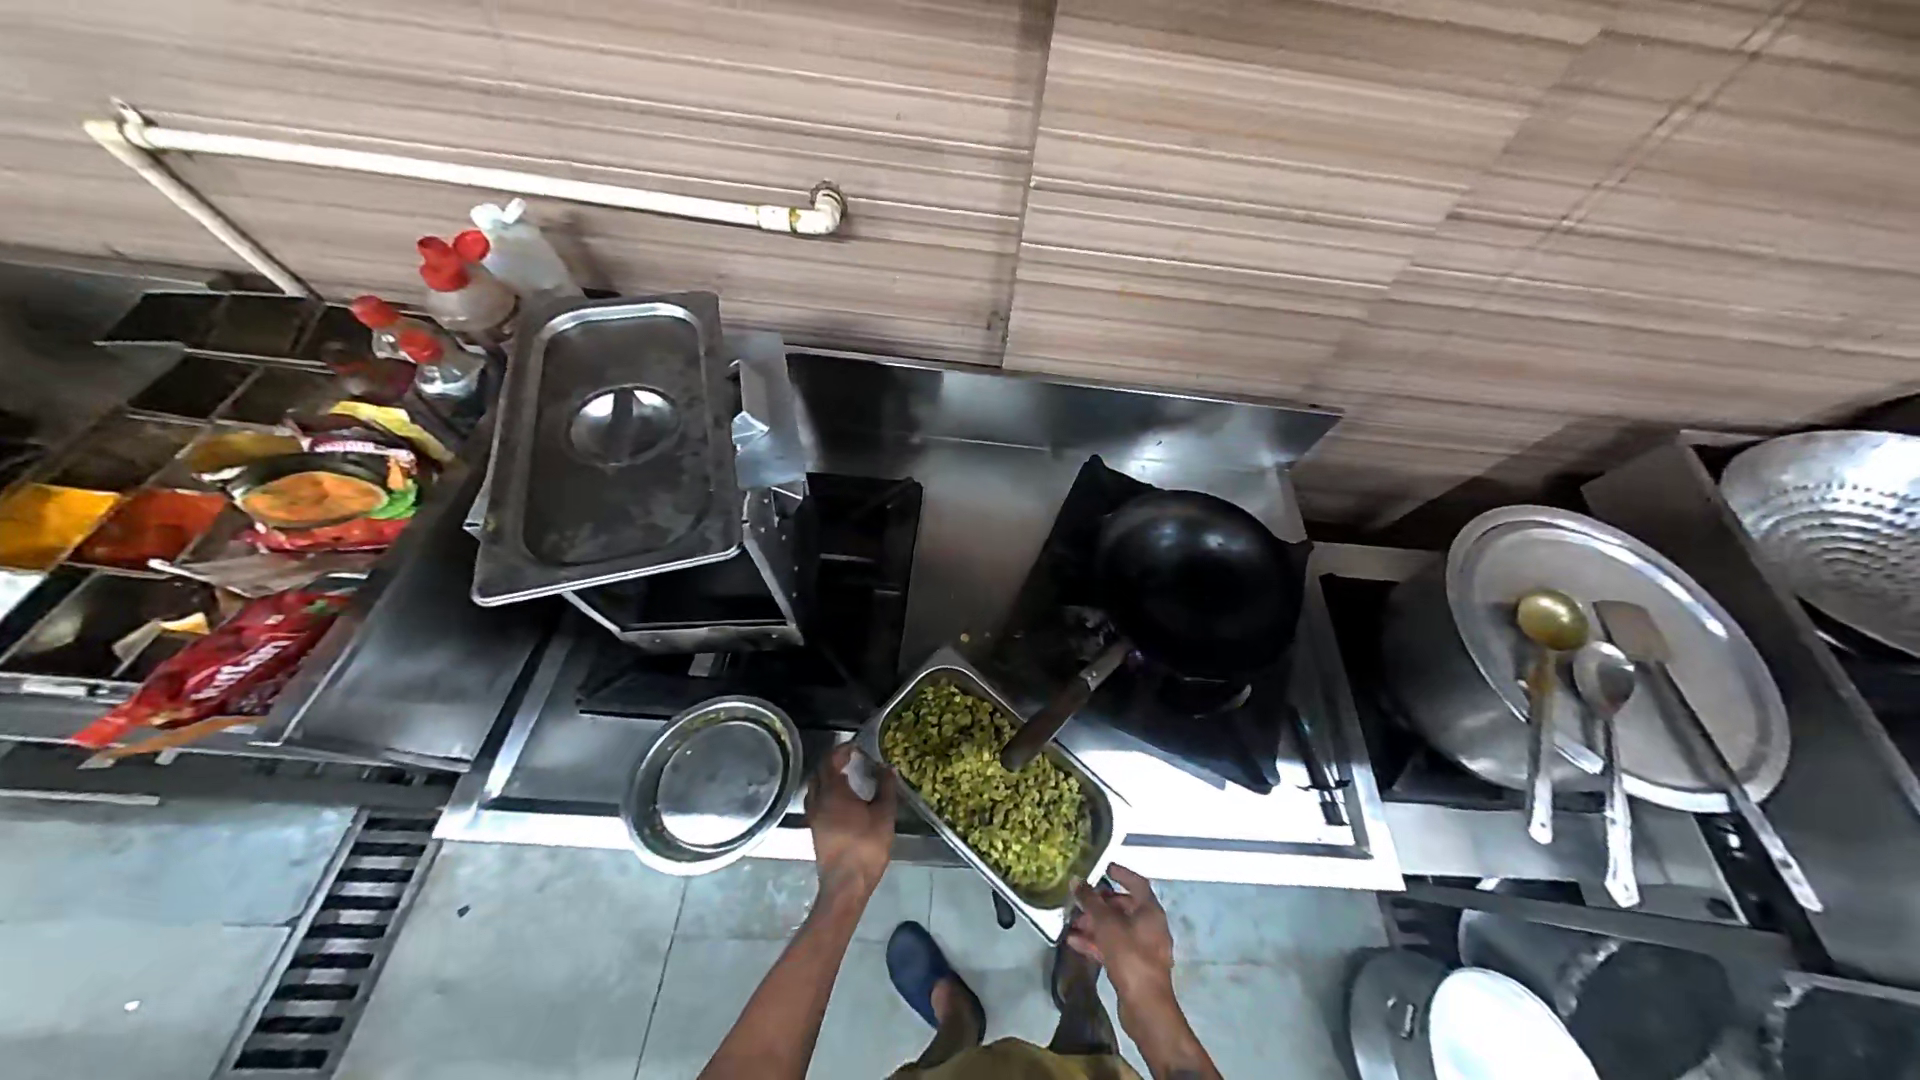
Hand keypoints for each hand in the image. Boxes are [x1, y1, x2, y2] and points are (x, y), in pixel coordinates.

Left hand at [807, 743, 896, 901]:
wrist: (846, 884)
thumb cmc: (867, 847)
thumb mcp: (884, 815)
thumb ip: (886, 788)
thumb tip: (888, 768)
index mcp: (834, 792)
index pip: (831, 761)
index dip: (842, 750)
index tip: (856, 746)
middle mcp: (818, 800)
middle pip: (819, 771)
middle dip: (833, 760)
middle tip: (851, 757)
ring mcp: (814, 815)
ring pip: (814, 786)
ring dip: (827, 775)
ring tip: (845, 774)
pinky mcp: (815, 829)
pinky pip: (815, 800)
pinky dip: (825, 790)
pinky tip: (840, 798)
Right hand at [1067, 864, 1176, 1006]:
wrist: (1145, 1006)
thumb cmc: (1130, 956)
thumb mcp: (1106, 924)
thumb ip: (1090, 901)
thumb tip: (1076, 880)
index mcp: (1150, 912)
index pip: (1137, 883)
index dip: (1121, 873)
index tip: (1104, 867)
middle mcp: (1150, 927)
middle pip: (1124, 906)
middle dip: (1100, 903)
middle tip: (1080, 899)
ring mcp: (1143, 948)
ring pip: (1116, 928)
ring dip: (1094, 923)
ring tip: (1071, 921)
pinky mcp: (1134, 967)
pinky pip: (1113, 946)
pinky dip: (1096, 942)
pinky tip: (1074, 942)